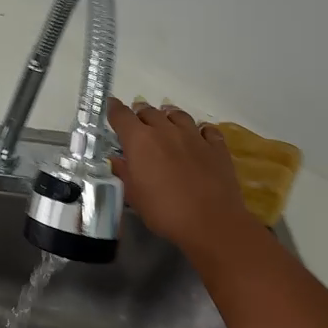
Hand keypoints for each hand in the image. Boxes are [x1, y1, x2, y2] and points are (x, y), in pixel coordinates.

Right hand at [108, 97, 252, 253]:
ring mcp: (194, 137)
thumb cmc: (164, 211)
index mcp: (139, 140)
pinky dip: (199, 129)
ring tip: (166, 121)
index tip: (111, 105)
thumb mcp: (134, 195)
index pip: (121, 115)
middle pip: (149, 111)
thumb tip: (116, 160)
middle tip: (138, 123)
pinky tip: (198, 136)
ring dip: (168, 116)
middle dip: (140, 114)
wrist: (211, 223)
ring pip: (178, 115)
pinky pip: (207, 130)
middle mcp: (165, 131)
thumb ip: (124, 172)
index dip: (114, 108)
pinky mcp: (217, 148)